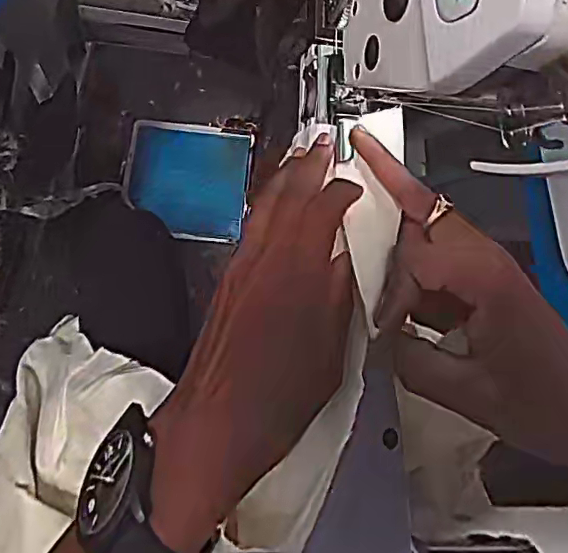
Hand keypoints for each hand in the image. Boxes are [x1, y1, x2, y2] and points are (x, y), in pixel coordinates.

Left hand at [146, 137, 359, 552]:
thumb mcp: (330, 352)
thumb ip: (340, 297)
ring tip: (297, 159)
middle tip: (320, 144)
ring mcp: (243, 265)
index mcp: (300, 273)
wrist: (214, 423)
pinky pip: (250, 224)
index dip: (341, 191)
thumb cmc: (274, 399)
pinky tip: (271, 203)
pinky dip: (265, 202)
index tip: (353, 186)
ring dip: (283, 176)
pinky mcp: (228, 278)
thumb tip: (349, 262)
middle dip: (307, 164)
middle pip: (289, 193)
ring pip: (264, 203)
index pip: (323, 209)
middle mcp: (267, 259)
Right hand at [352, 127, 567, 468]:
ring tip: (370, 186)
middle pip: (427, 205)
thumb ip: (411, 359)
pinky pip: (442, 250)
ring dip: (401, 210)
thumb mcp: (467, 391)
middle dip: (390, 176)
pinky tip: (399, 261)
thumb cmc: (543, 401)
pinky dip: (414, 247)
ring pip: (434, 221)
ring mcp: (488, 264)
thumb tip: (381, 338)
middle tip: (362, 146)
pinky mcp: (486, 278)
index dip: (391, 290)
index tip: (384, 325)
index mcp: (485, 276)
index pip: (416, 256)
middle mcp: (487, 257)